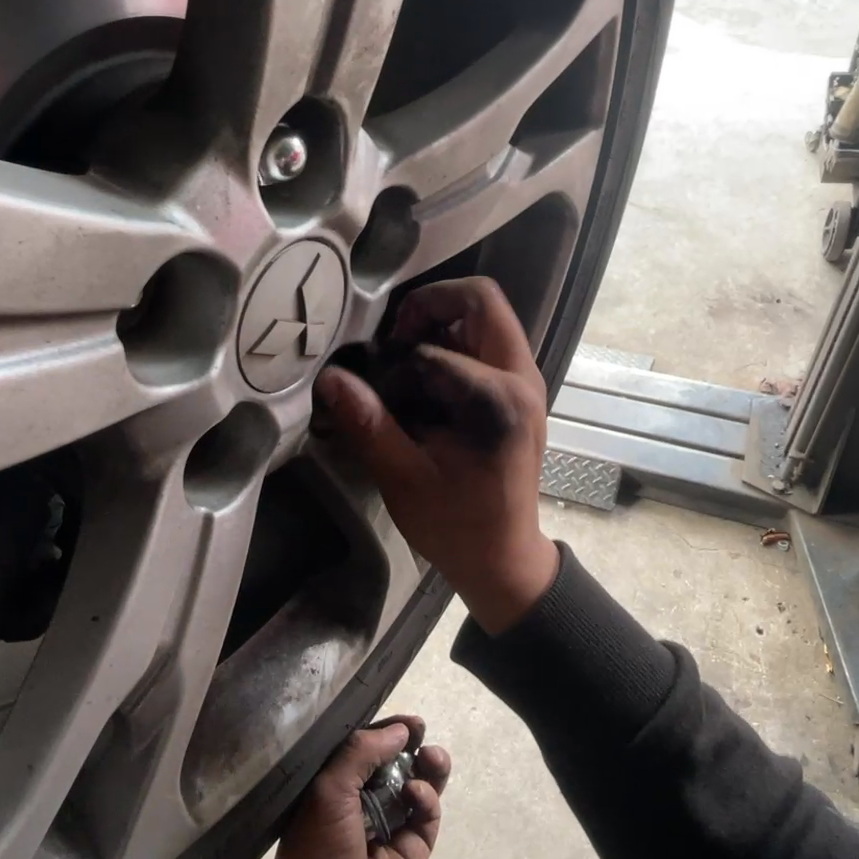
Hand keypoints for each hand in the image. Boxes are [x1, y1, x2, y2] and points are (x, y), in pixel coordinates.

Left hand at [271, 717, 450, 858]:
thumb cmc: (319, 851)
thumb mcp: (326, 792)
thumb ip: (360, 753)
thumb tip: (398, 730)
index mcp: (333, 786)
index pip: (362, 747)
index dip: (384, 729)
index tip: (405, 720)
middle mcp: (361, 801)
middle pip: (393, 761)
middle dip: (407, 743)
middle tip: (419, 730)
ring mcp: (389, 824)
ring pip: (417, 783)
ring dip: (427, 765)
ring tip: (430, 755)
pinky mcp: (413, 848)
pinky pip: (427, 813)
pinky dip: (427, 797)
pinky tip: (416, 792)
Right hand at [315, 277, 558, 632]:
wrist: (504, 558)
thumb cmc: (456, 525)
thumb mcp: (404, 479)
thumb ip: (369, 424)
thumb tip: (330, 378)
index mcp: (497, 401)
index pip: (435, 348)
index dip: (394, 359)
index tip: (372, 383)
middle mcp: (522, 379)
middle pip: (482, 300)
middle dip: (430, 306)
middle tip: (395, 340)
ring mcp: (527, 382)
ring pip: (488, 316)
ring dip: (444, 321)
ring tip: (407, 357)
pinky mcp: (522, 391)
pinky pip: (491, 340)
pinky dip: (456, 341)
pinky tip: (427, 377)